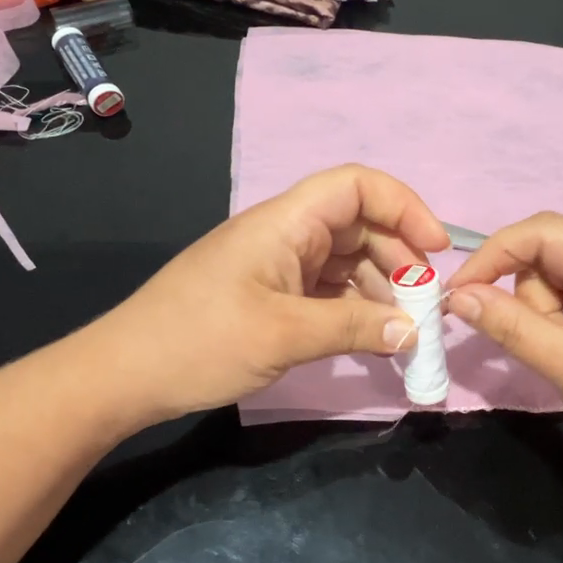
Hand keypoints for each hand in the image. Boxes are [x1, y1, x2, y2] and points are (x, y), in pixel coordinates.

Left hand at [95, 165, 447, 422]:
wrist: (125, 375)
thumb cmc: (199, 342)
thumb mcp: (284, 335)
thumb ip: (354, 328)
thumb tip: (413, 332)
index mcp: (284, 223)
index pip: (356, 186)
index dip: (404, 207)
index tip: (436, 250)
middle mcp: (284, 235)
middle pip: (358, 225)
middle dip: (400, 258)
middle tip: (425, 306)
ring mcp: (276, 266)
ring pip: (346, 261)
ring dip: (381, 288)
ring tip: (404, 330)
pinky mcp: (270, 296)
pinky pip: (327, 290)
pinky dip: (355, 308)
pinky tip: (373, 336)